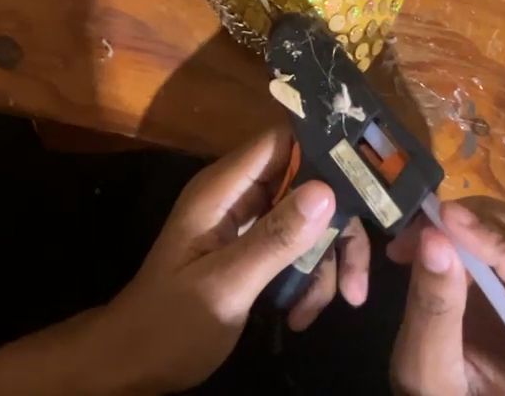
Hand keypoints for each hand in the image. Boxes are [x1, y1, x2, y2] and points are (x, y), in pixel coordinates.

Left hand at [0, 126, 364, 394]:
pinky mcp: (248, 247)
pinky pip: (291, 247)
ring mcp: (242, 220)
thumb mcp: (228, 283)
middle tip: (355, 280)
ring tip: (320, 310)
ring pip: (303, 219)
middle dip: (333, 228)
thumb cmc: (173, 321)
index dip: (323, 152)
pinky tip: (302, 315)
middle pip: (302, 184)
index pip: (279, 140)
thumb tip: (327, 188)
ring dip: (320, 263)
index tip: (367, 184)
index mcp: (222, 187)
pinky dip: (304, 277)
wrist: (137, 362)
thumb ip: (275, 237)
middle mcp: (235, 194)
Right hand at [386, 198, 504, 395]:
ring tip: (434, 230)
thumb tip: (435, 236)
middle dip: (492, 226)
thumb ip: (434, 310)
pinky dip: (491, 238)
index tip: (446, 217)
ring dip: (490, 225)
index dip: (503, 248)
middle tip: (429, 221)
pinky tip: (451, 243)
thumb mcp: (429, 380)